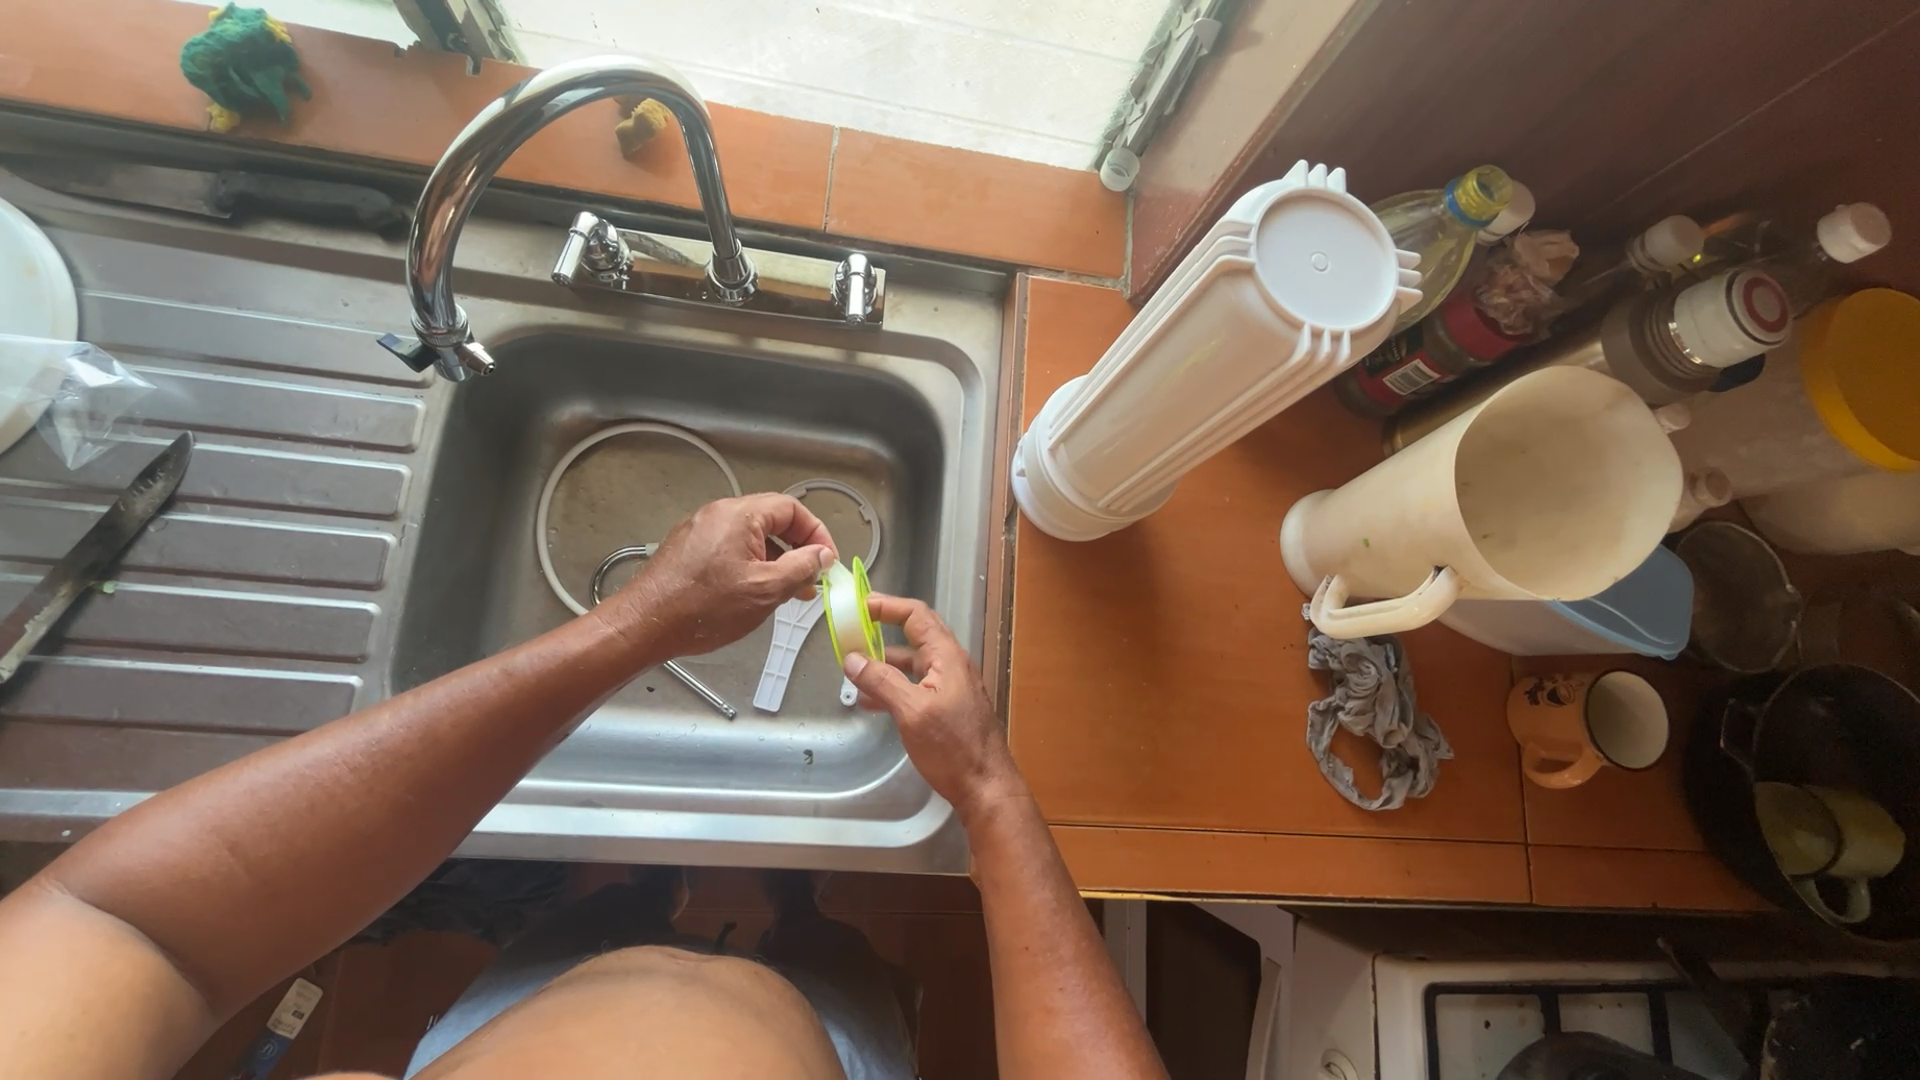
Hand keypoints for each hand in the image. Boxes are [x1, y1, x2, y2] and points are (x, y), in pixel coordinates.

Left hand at [601, 494, 835, 657]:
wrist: (644, 625)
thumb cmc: (704, 608)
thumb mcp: (765, 589)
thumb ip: (801, 568)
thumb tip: (822, 555)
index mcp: (739, 515)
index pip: (791, 508)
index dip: (816, 533)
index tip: (826, 560)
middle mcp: (718, 514)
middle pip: (772, 521)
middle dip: (798, 549)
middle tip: (811, 578)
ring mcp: (701, 531)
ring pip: (753, 538)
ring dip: (777, 561)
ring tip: (789, 591)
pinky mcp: (689, 550)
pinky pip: (732, 549)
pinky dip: (753, 566)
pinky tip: (757, 593)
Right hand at [840, 593, 1024, 820]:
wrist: (986, 786)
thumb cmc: (953, 747)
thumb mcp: (912, 712)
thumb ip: (882, 682)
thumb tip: (852, 659)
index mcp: (947, 656)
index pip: (917, 615)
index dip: (888, 606)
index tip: (860, 607)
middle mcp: (951, 665)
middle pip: (916, 635)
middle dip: (884, 630)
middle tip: (853, 630)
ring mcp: (950, 686)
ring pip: (913, 663)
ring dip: (885, 663)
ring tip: (853, 669)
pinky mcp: (947, 707)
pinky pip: (916, 686)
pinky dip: (893, 687)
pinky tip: (870, 701)